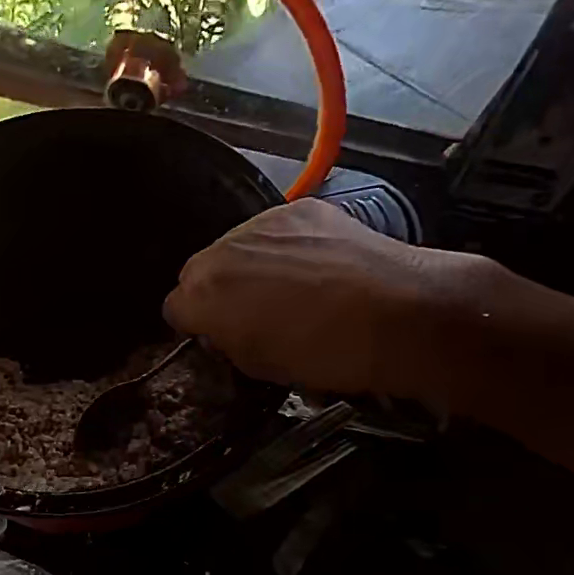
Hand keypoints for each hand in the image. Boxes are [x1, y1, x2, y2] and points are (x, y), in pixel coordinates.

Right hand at [163, 198, 499, 402]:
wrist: (399, 313)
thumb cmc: (322, 354)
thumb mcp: (257, 366)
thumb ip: (226, 342)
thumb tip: (226, 330)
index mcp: (201, 297)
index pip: (173, 308)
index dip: (195, 324)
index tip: (217, 335)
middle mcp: (219, 252)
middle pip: (198, 271)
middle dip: (216, 290)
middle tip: (251, 311)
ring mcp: (259, 224)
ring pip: (235, 247)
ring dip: (248, 264)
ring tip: (287, 285)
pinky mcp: (298, 208)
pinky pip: (274, 230)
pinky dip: (284, 245)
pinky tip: (313, 264)